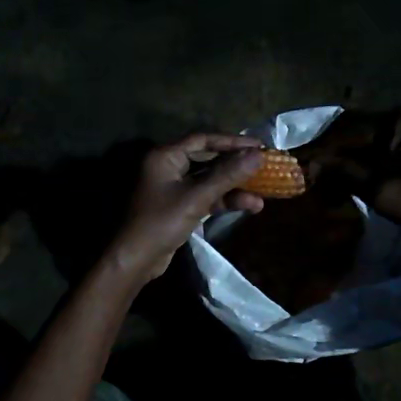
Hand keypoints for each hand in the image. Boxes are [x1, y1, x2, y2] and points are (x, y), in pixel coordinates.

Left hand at [107, 133, 266, 283]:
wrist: (137, 259)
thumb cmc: (162, 222)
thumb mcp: (197, 197)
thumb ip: (228, 175)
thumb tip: (258, 156)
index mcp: (166, 156)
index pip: (203, 140)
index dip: (231, 142)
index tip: (258, 145)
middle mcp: (169, 167)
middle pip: (209, 159)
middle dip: (236, 166)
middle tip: (264, 164)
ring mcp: (174, 188)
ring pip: (210, 181)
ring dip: (235, 187)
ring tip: (263, 193)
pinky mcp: (181, 207)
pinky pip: (207, 197)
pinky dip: (225, 201)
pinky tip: (250, 206)